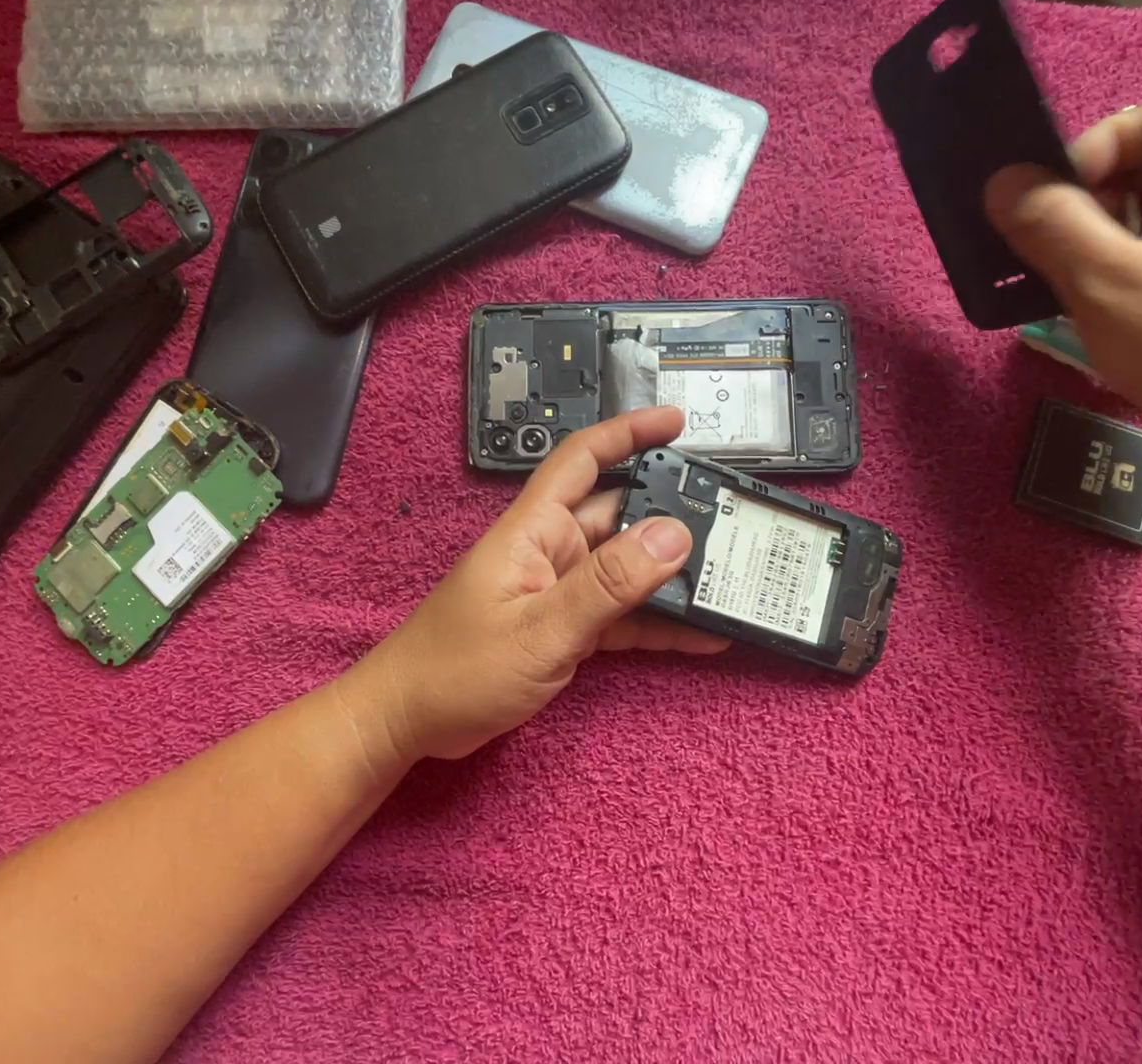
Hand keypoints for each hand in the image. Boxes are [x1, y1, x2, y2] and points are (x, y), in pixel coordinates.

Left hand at [345, 407, 727, 760]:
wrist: (411, 719)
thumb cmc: (457, 669)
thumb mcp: (540, 628)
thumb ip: (607, 585)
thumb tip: (673, 535)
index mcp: (534, 530)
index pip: (583, 460)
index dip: (628, 433)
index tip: (676, 422)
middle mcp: (550, 550)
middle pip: (618, 515)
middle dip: (670, 512)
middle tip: (730, 518)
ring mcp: (558, 590)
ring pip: (625, 569)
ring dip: (669, 575)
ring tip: (730, 576)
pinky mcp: (563, 627)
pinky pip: (618, 615)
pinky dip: (654, 622)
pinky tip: (700, 633)